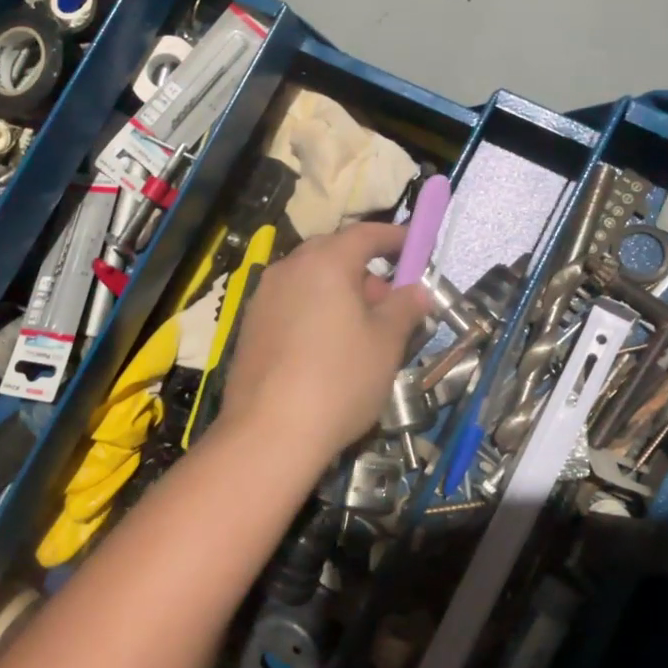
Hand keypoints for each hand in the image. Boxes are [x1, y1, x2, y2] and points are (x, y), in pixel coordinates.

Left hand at [217, 222, 432, 462]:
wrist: (268, 433)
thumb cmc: (339, 380)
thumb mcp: (385, 344)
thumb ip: (404, 309)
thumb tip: (417, 291)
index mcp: (325, 262)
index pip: (364, 234)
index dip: (393, 237)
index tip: (414, 246)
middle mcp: (289, 268)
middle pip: (333, 254)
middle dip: (364, 270)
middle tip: (389, 302)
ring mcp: (263, 297)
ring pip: (309, 280)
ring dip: (337, 292)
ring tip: (360, 331)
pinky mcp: (250, 326)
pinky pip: (290, 303)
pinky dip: (314, 310)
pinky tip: (326, 348)